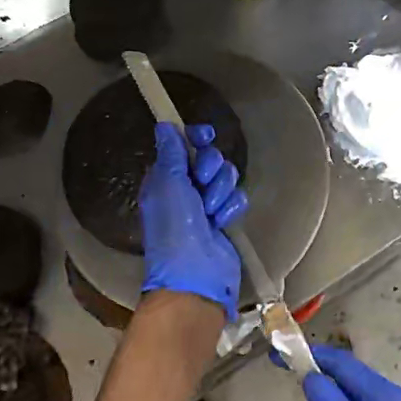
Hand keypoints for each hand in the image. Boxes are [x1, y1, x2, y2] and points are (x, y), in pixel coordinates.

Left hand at [138, 122, 246, 314]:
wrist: (195, 276)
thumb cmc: (175, 227)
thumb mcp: (168, 183)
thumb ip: (170, 152)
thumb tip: (164, 125)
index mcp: (165, 177)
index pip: (183, 144)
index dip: (196, 138)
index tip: (204, 137)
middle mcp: (184, 188)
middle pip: (208, 157)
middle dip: (210, 167)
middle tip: (202, 183)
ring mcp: (206, 204)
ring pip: (225, 176)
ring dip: (220, 191)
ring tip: (210, 211)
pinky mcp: (225, 219)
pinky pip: (237, 198)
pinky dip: (231, 208)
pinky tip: (222, 222)